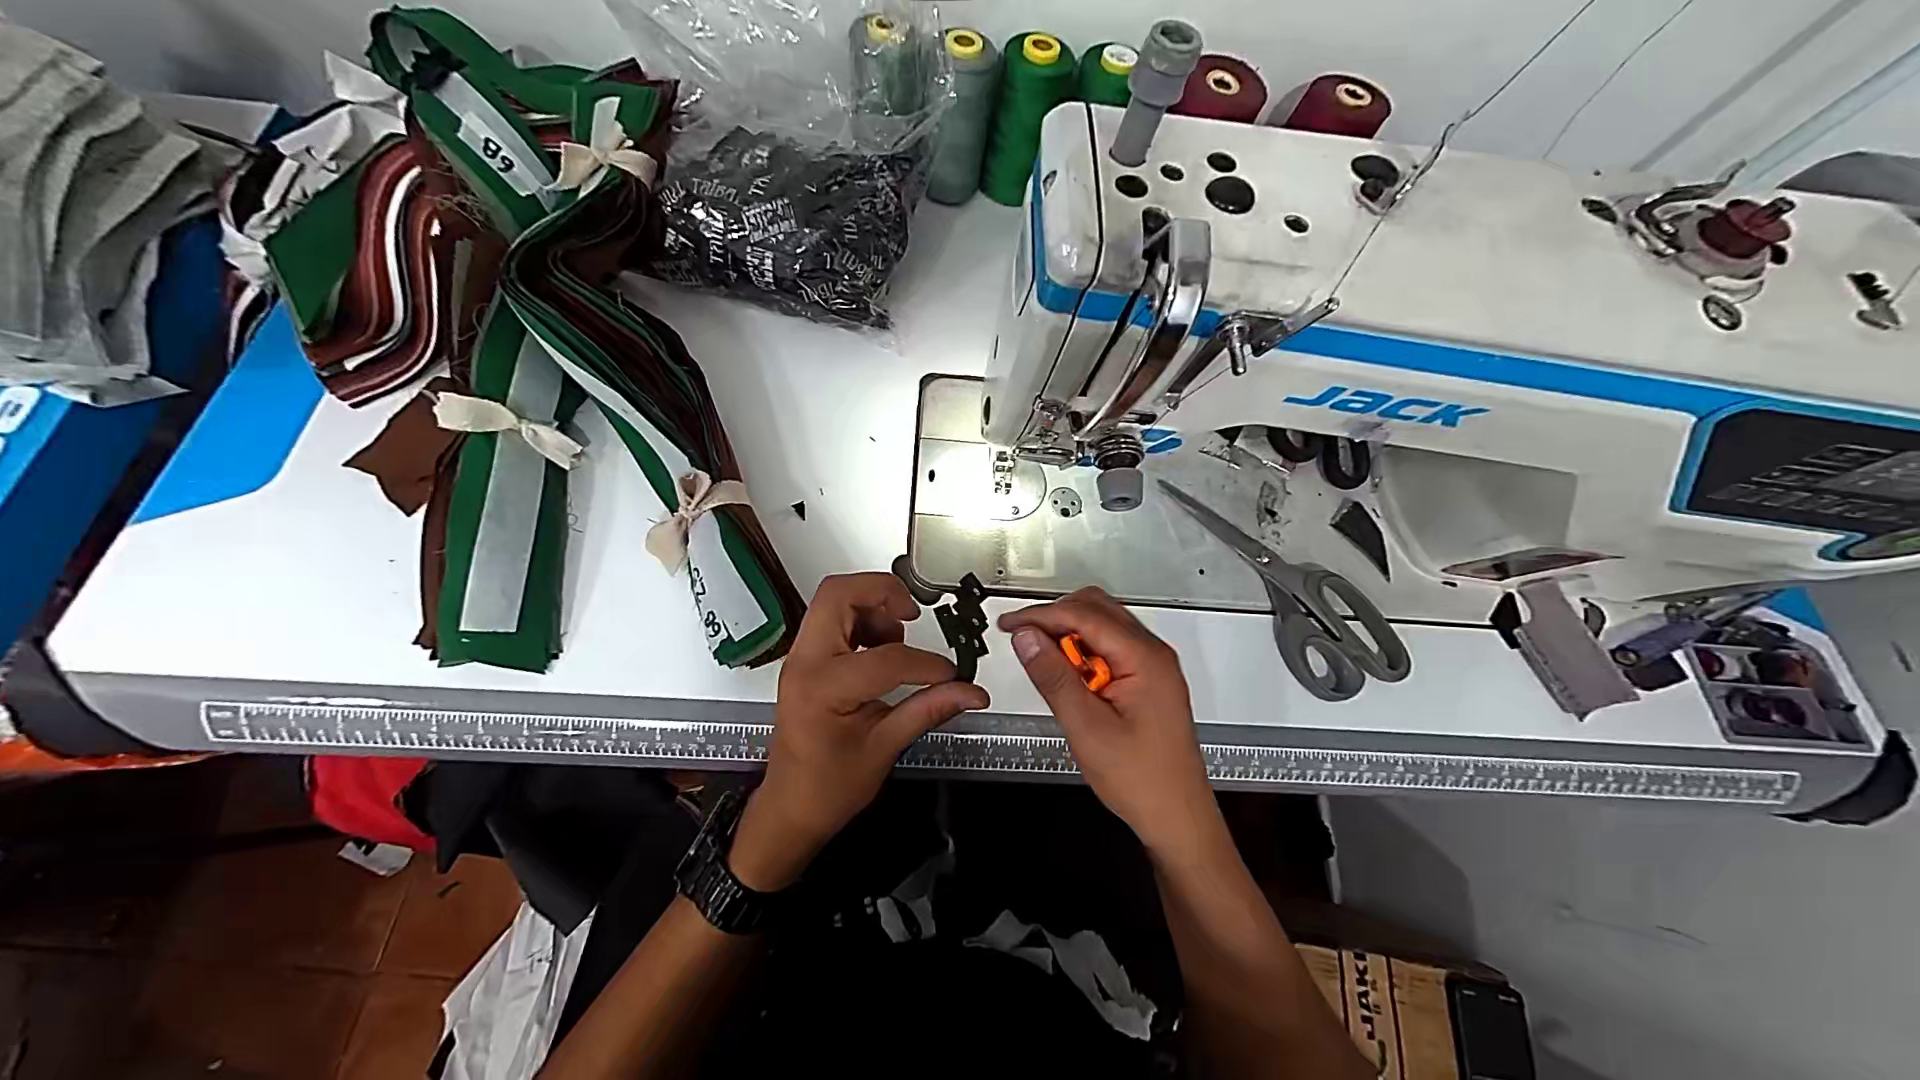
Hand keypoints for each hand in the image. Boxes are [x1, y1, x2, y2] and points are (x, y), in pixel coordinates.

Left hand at [732, 572, 989, 891]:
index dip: (926, 664)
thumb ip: (928, 710)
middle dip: (882, 592)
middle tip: (912, 611)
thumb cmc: (826, 787)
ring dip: (871, 606)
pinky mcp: (807, 660)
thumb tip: (968, 692)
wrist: (791, 806)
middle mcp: (805, 663)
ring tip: (897, 638)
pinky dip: (861, 620)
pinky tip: (882, 649)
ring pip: (834, 600)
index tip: (949, 675)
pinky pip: (832, 619)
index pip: (886, 657)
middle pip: (839, 594)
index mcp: (823, 688)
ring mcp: (801, 658)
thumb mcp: (884, 747)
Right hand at [999, 588, 1223, 855]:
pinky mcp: (1145, 679)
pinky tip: (1068, 678)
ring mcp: (1151, 665)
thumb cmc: (1144, 780)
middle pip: (1096, 609)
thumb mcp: (1086, 728)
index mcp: (1144, 659)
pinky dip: (1082, 653)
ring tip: (1043, 662)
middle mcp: (1153, 654)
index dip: (1041, 615)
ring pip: (1101, 625)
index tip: (1012, 625)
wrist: (1175, 816)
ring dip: (1068, 635)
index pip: (1084, 614)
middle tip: (1023, 640)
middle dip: (1055, 618)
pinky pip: (1108, 647)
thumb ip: (1053, 677)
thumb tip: (1028, 638)